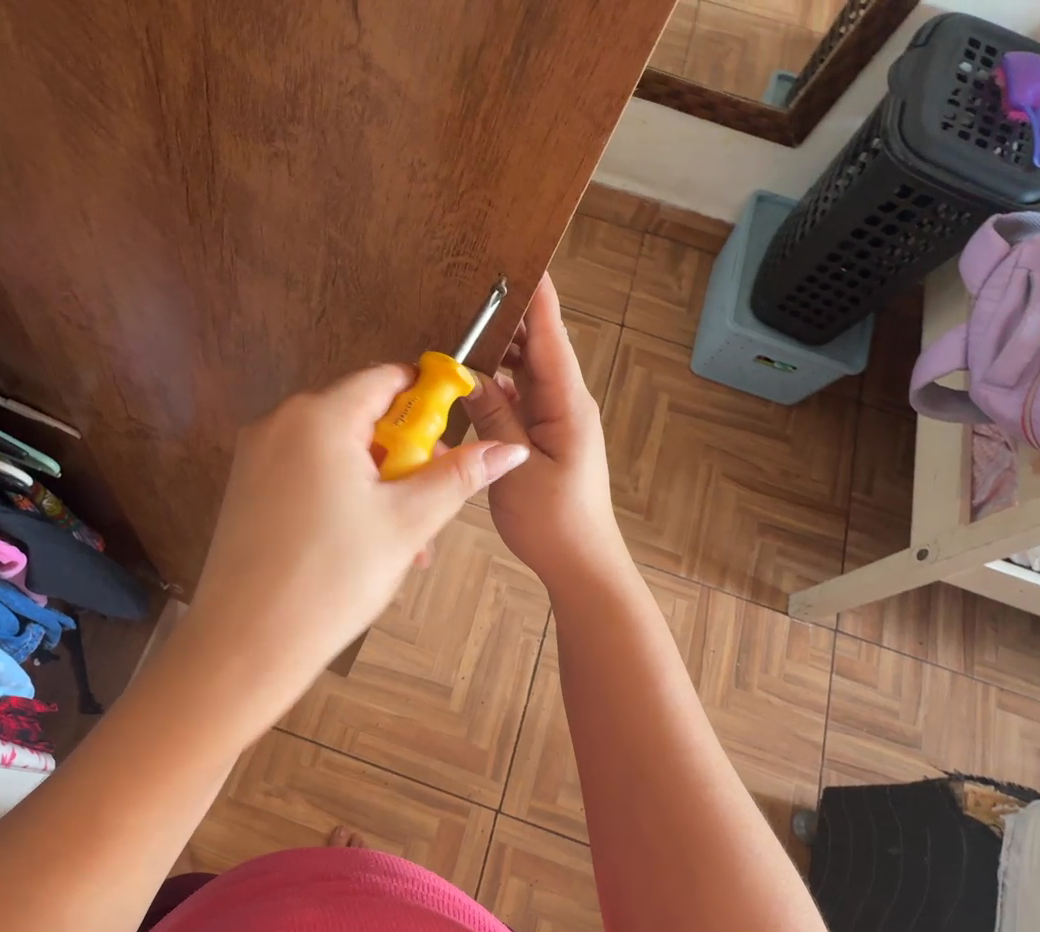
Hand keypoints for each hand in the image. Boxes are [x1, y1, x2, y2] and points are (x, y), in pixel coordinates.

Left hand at [184, 364, 529, 699]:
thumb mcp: (406, 523)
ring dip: (376, 484)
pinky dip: (340, 495)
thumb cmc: (330, 579)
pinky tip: (361, 544)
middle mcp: (279, 423)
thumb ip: (458, 476)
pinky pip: (307, 474)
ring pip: (335, 451)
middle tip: (429, 505)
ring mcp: (256, 456)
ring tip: (403, 541)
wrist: (247, 643)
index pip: (386, 379)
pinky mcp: (246, 488)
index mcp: (318, 417)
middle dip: (403, 456)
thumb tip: (510, 450)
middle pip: (360, 416)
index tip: (452, 437)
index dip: (428, 401)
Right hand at [464, 272, 630, 589]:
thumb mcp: (517, 465)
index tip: (520, 261)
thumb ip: (494, 416)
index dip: (537, 298)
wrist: (579, 562)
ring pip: (522, 374)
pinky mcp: (540, 437)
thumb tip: (466, 374)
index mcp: (567, 403)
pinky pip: (516, 399)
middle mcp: (564, 403)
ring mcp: (553, 420)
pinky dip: (493, 387)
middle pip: (535, 348)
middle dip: (506, 320)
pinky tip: (467, 383)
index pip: (550, 338)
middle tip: (469, 295)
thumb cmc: (556, 520)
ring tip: (460, 331)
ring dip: (496, 355)